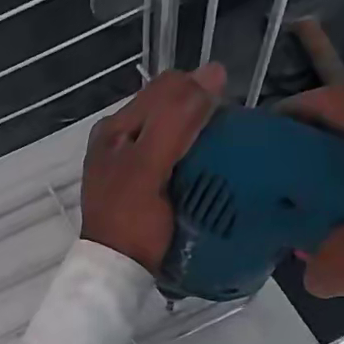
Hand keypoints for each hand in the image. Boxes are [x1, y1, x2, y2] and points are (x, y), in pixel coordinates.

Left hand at [80, 65, 222, 272]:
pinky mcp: (143, 180)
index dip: (200, 90)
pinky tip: (209, 164)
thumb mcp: (149, 166)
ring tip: (224, 147)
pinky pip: (173, 152)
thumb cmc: (131, 219)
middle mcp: (119, 136)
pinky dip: (193, 151)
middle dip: (200, 110)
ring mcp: (130, 159)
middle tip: (228, 134)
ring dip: (199, 131)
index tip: (227, 115)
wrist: (118, 270)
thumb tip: (213, 73)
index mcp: (114, 126)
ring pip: (173, 128)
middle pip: (168, 105)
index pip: (165, 87)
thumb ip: (175, 121)